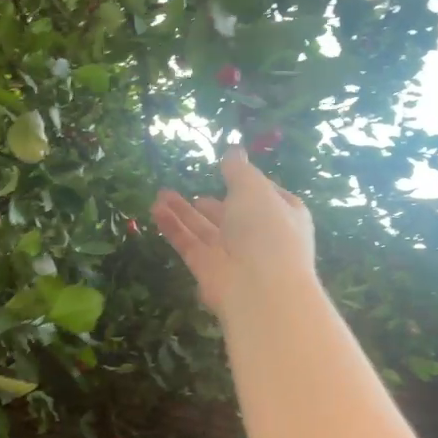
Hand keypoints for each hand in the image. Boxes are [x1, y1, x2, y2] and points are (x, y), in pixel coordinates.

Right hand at [151, 149, 314, 320]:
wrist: (259, 288)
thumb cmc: (266, 231)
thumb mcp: (253, 189)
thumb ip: (238, 170)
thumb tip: (233, 149)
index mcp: (282, 214)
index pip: (264, 195)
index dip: (247, 183)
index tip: (228, 171)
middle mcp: (257, 234)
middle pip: (229, 213)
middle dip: (209, 202)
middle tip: (191, 189)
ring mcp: (231, 253)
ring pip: (204, 227)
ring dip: (183, 210)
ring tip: (161, 193)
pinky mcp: (206, 267)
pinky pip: (187, 242)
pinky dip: (172, 226)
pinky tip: (155, 209)